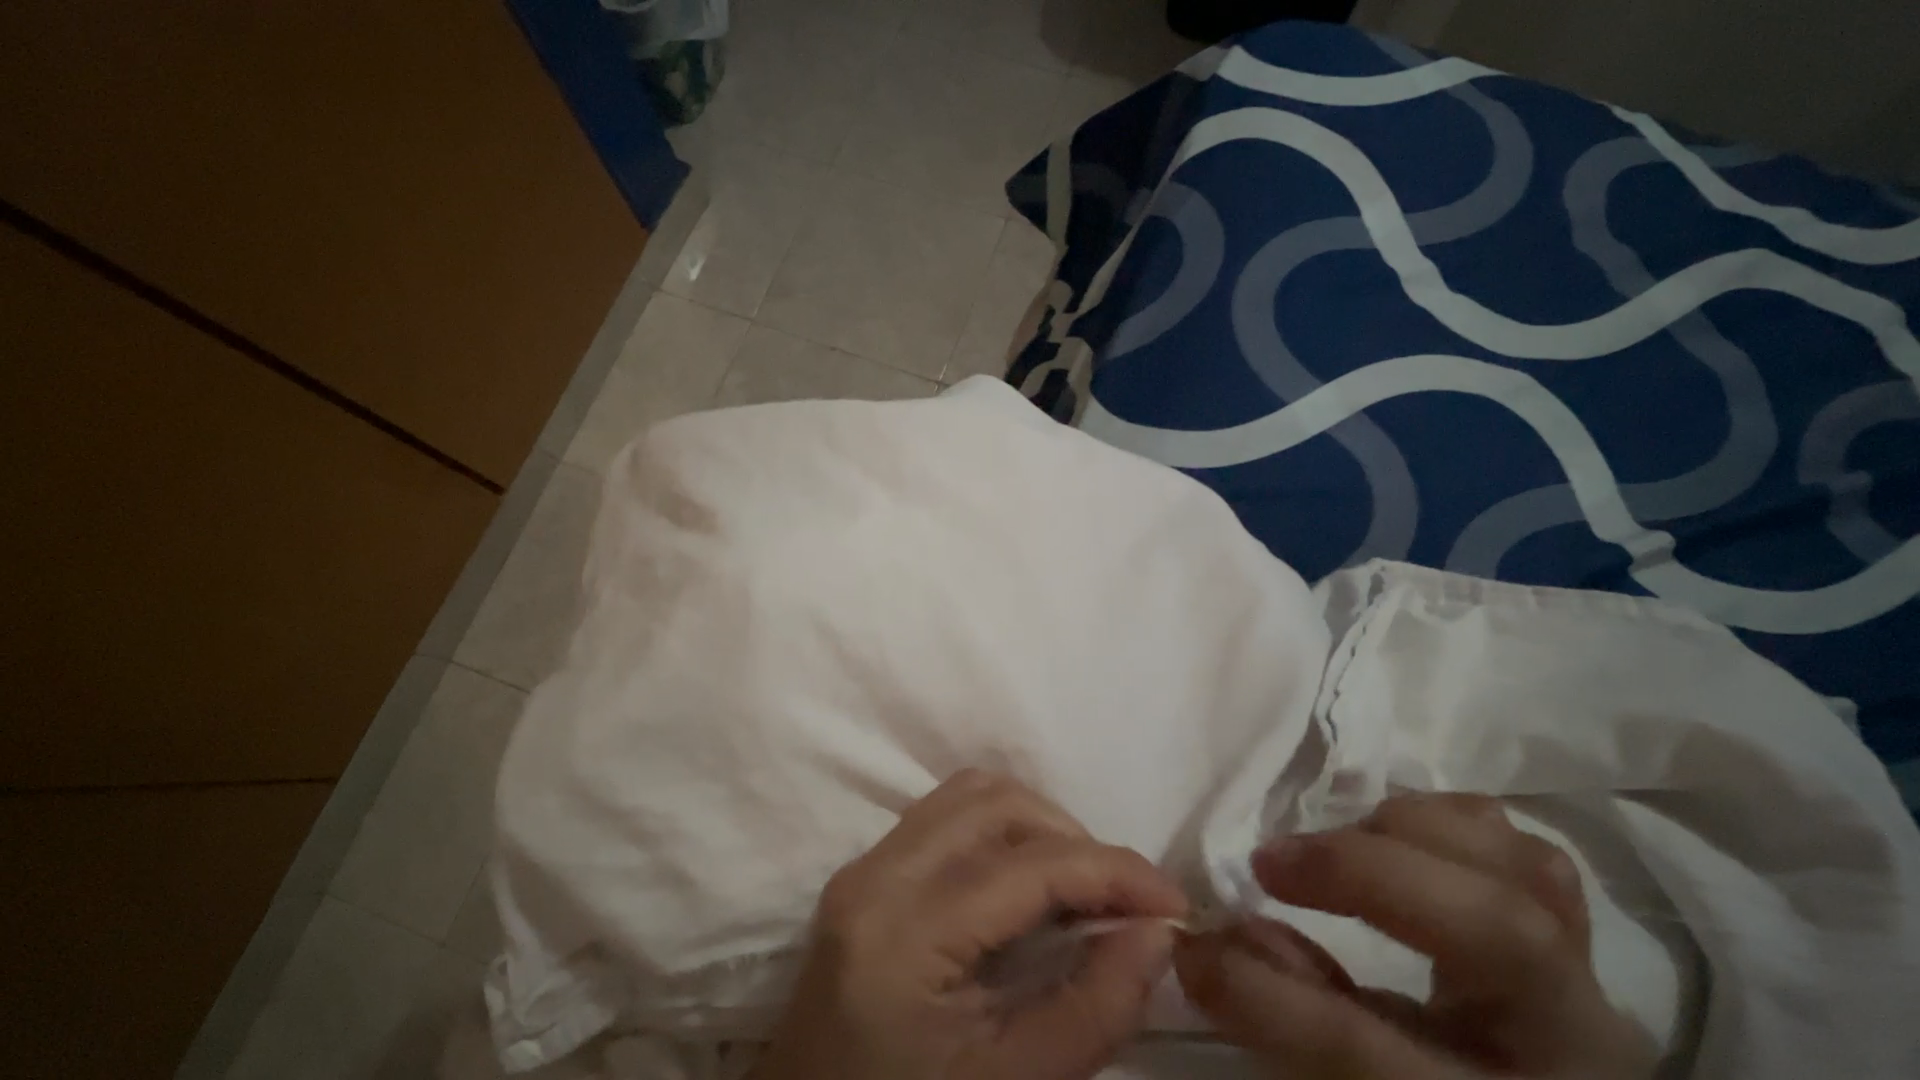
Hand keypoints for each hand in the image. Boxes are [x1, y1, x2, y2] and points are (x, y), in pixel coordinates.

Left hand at [750, 770, 1187, 1079]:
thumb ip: (1093, 1010)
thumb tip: (1156, 932)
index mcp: (902, 933)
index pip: (1028, 865)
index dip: (1115, 873)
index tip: (1174, 905)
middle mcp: (874, 876)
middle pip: (996, 802)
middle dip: (1075, 839)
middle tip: (1122, 904)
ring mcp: (861, 869)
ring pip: (968, 796)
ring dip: (1037, 826)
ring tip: (1079, 891)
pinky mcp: (864, 876)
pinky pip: (944, 818)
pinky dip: (1001, 833)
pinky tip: (1027, 888)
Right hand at [1174, 794, 1659, 1078]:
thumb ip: (1283, 1018)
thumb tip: (1210, 941)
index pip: (1372, 1053)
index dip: (1269, 998)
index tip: (1193, 949)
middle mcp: (1566, 1044)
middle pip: (1495, 934)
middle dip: (1365, 874)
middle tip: (1267, 864)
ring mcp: (1587, 982)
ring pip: (1528, 870)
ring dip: (1412, 831)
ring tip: (1334, 846)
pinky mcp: (1569, 930)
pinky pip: (1527, 850)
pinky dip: (1452, 824)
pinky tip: (1393, 839)